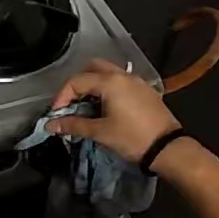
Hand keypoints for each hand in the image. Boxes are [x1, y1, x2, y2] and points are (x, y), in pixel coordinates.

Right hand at [46, 57, 182, 164]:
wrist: (167, 148)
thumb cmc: (132, 138)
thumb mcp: (100, 132)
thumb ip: (73, 125)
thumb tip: (50, 124)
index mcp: (110, 82)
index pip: (77, 81)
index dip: (61, 97)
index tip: (56, 114)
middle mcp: (123, 76)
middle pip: (92, 68)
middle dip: (77, 84)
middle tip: (71, 104)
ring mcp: (137, 82)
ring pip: (108, 73)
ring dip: (93, 85)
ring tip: (86, 107)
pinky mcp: (145, 91)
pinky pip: (121, 82)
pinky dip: (108, 89)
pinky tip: (105, 108)